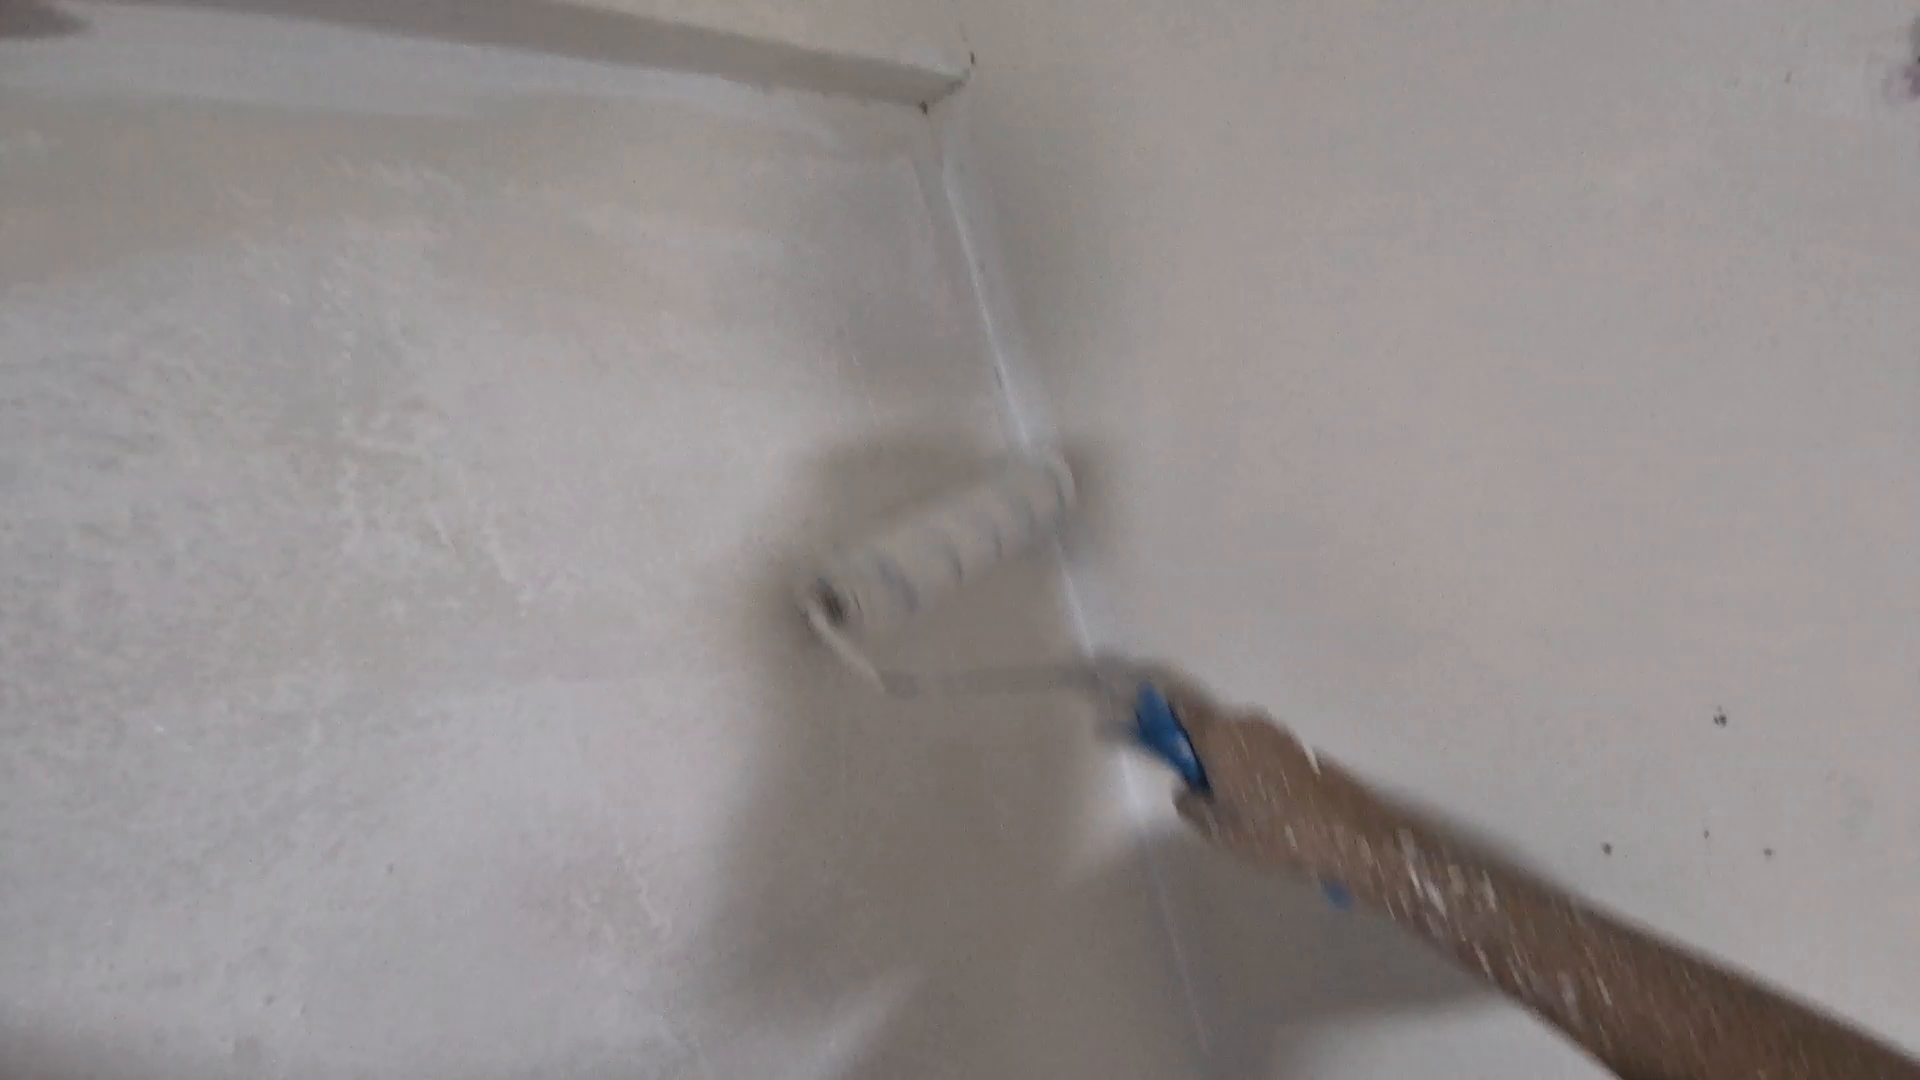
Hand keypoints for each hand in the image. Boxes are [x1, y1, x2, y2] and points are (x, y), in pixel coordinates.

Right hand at [1145, 667, 1401, 880]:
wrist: (1351, 837)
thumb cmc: (1275, 831)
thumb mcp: (1217, 829)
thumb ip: (1190, 803)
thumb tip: (1189, 789)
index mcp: (1218, 736)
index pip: (1178, 710)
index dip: (1159, 718)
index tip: (1148, 733)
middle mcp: (1244, 724)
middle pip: (1208, 727)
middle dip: (1197, 751)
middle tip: (1200, 790)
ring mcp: (1274, 734)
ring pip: (1235, 741)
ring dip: (1227, 762)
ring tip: (1240, 807)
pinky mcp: (1297, 750)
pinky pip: (1259, 752)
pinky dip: (1252, 769)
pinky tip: (1266, 806)